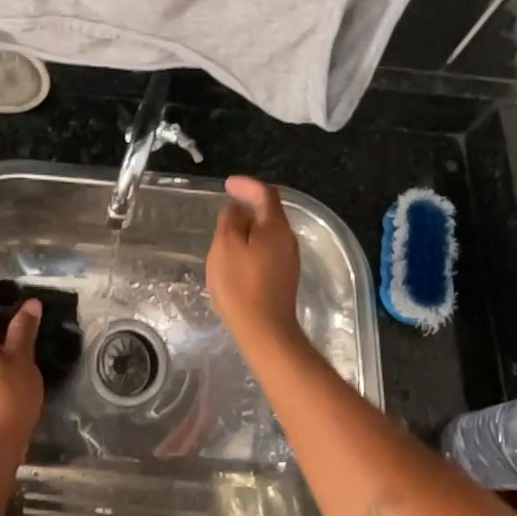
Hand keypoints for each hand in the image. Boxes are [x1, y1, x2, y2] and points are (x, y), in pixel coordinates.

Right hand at [207, 176, 303, 348]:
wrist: (266, 331)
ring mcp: (289, 260)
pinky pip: (269, 248)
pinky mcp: (285, 277)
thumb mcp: (226, 246)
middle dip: (249, 204)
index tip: (228, 184)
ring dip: (251, 225)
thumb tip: (237, 208)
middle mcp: (288, 239)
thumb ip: (231, 221)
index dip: (247, 185)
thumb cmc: (241, 285)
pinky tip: (239, 254)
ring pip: (270, 232)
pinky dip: (254, 242)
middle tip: (227, 204)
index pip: (265, 194)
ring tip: (229, 229)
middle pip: (270, 212)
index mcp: (275, 227)